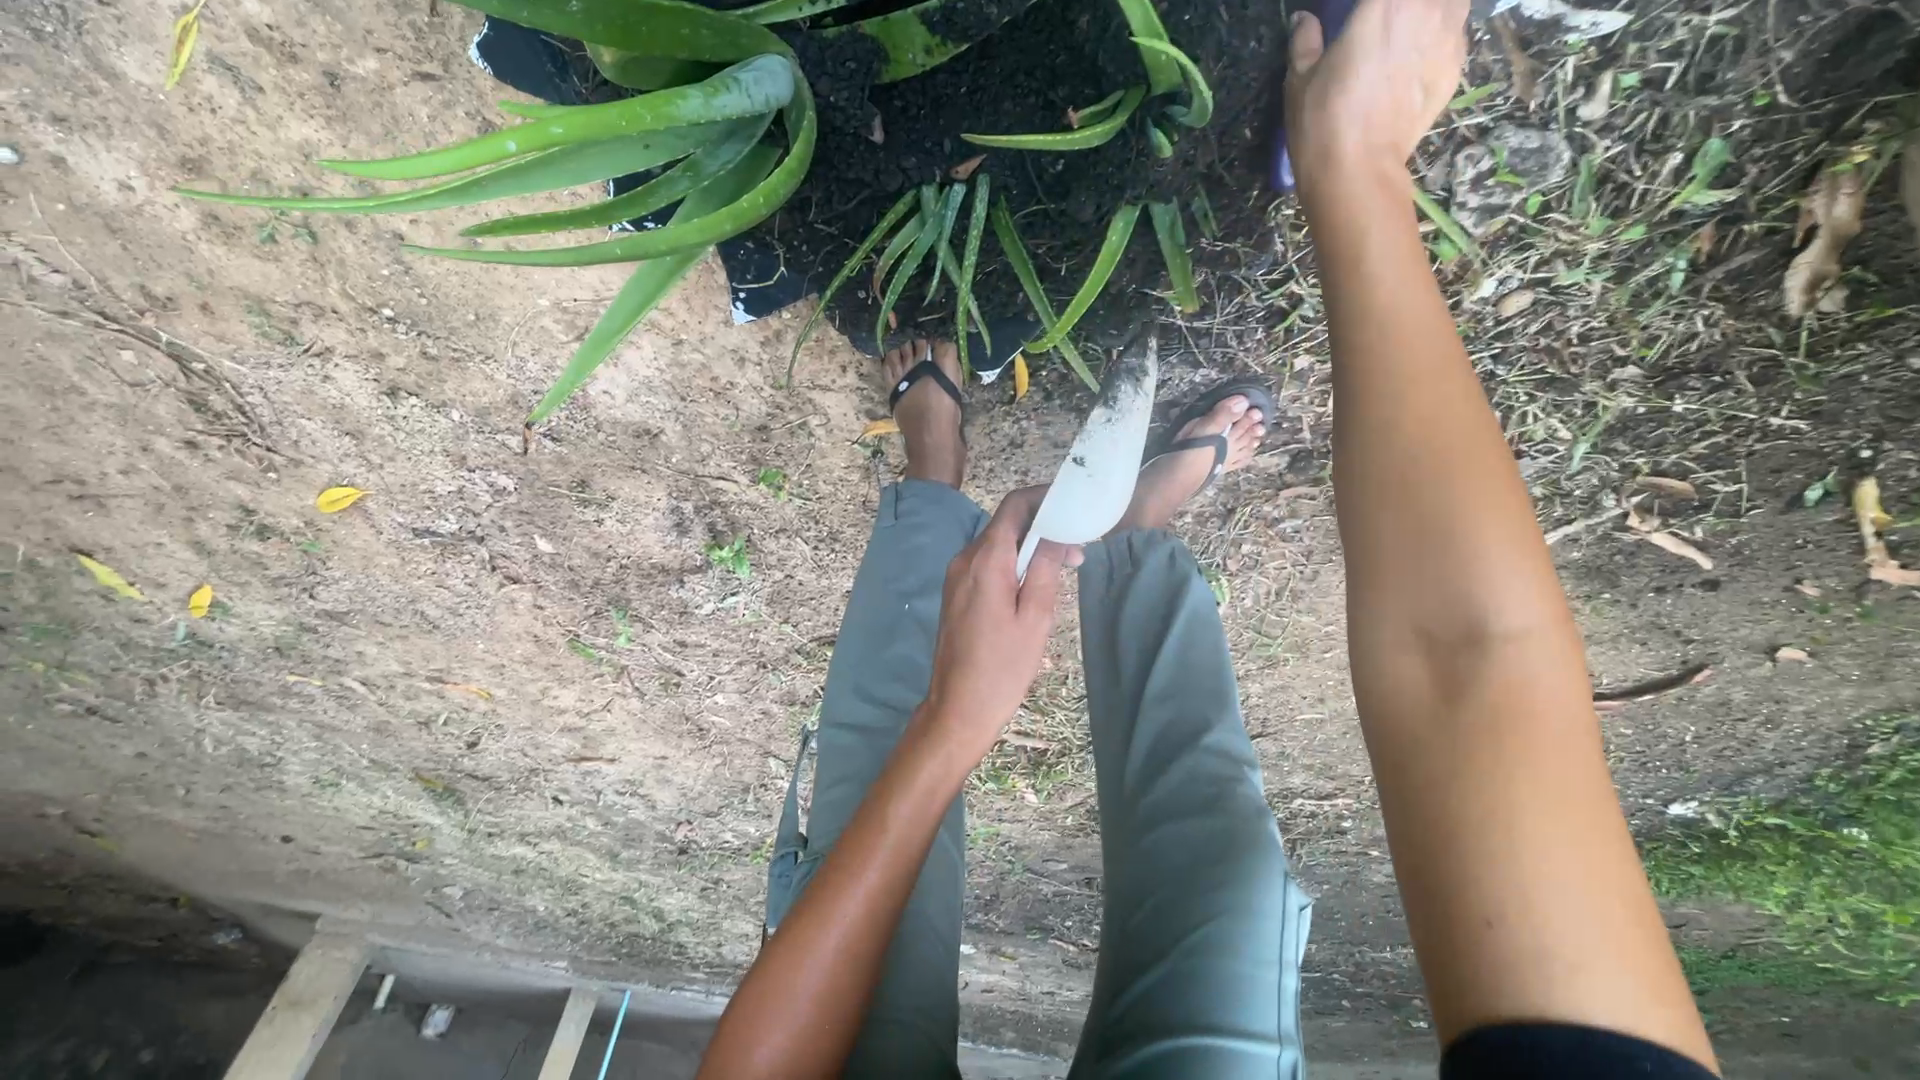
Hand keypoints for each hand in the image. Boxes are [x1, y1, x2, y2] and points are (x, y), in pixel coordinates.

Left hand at [921, 486, 1079, 755]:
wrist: (958, 706)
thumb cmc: (1003, 666)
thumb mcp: (1035, 616)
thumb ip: (1046, 567)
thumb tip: (1058, 533)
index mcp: (986, 560)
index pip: (1014, 506)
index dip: (1044, 498)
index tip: (1073, 506)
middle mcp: (965, 560)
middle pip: (1006, 524)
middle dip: (1042, 526)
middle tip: (1076, 549)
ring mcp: (956, 576)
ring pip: (997, 545)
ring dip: (1028, 548)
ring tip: (1060, 569)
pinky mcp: (955, 593)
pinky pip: (987, 564)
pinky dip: (1012, 564)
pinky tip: (1033, 586)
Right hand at [1286, 0, 1469, 195]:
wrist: (1358, 169)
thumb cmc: (1321, 123)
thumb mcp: (1299, 81)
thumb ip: (1305, 40)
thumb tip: (1306, 19)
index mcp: (1382, 4)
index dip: (1369, 4)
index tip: (1358, 11)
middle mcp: (1422, 9)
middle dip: (1398, 6)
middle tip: (1382, 19)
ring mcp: (1447, 36)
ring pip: (1451, 2)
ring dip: (1430, 9)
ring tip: (1410, 25)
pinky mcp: (1456, 65)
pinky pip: (1458, 30)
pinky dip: (1443, 30)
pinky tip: (1423, 48)